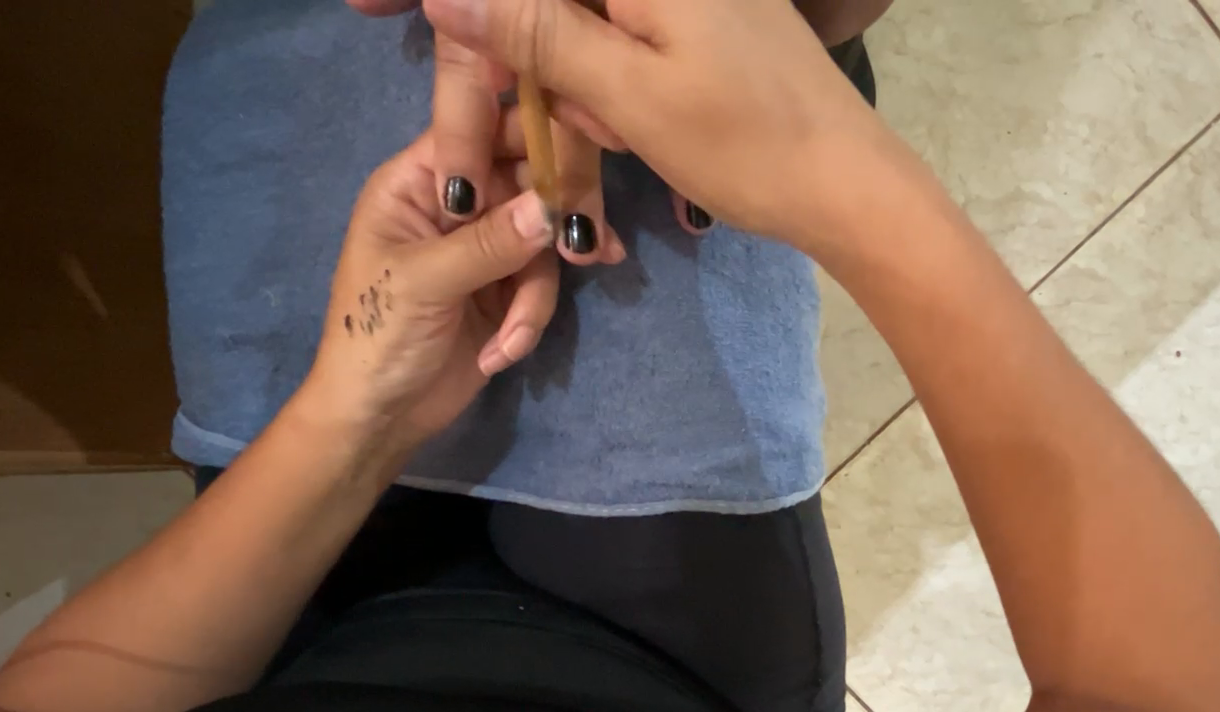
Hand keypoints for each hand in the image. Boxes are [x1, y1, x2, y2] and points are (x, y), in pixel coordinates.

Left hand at [303, 123, 557, 453]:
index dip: (531, 141)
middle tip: (590, 250)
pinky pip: (540, 290)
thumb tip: (550, 208)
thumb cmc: (377, 337)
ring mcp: (484, 251)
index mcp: (419, 183)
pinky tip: (506, 353)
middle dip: (556, 225)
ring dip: (535, 301)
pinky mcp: (505, 293)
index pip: (481, 133)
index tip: (573, 171)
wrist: (383, 415)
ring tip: (511, 341)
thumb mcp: (425, 284)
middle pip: (527, 187)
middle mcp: (457, 207)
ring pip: (542, 248)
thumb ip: (488, 244)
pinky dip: (529, 324)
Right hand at [421, 0, 899, 250]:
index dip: (463, 3)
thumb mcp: (629, 92)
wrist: (844, 185)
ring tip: (631, 141)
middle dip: (541, 65)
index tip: (375, 11)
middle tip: (585, 128)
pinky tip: (648, 137)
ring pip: (588, 31)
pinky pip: (629, 50)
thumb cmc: (744, 143)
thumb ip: (539, 33)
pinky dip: (620, 96)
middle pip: (557, 5)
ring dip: (585, 90)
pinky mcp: (702, 31)